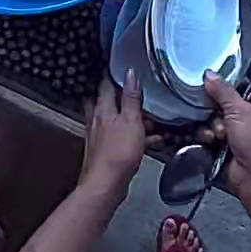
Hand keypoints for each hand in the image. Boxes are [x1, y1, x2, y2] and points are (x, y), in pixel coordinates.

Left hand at [80, 72, 147, 199]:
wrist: (106, 183)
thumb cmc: (118, 152)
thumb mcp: (131, 121)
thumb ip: (131, 97)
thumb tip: (129, 73)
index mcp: (102, 108)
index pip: (105, 84)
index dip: (113, 74)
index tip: (123, 68)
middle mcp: (97, 118)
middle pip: (109, 101)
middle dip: (123, 96)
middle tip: (139, 93)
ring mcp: (100, 134)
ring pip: (117, 120)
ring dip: (133, 118)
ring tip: (152, 118)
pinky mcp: (106, 150)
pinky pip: (123, 137)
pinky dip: (136, 136)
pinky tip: (153, 140)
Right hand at [201, 71, 250, 198]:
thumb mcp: (240, 111)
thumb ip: (222, 91)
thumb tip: (208, 73)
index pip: (243, 85)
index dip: (227, 84)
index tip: (212, 84)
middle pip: (224, 102)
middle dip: (216, 108)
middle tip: (216, 113)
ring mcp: (241, 131)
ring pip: (215, 117)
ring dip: (213, 125)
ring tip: (218, 134)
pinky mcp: (228, 145)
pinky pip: (212, 132)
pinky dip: (209, 136)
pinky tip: (212, 141)